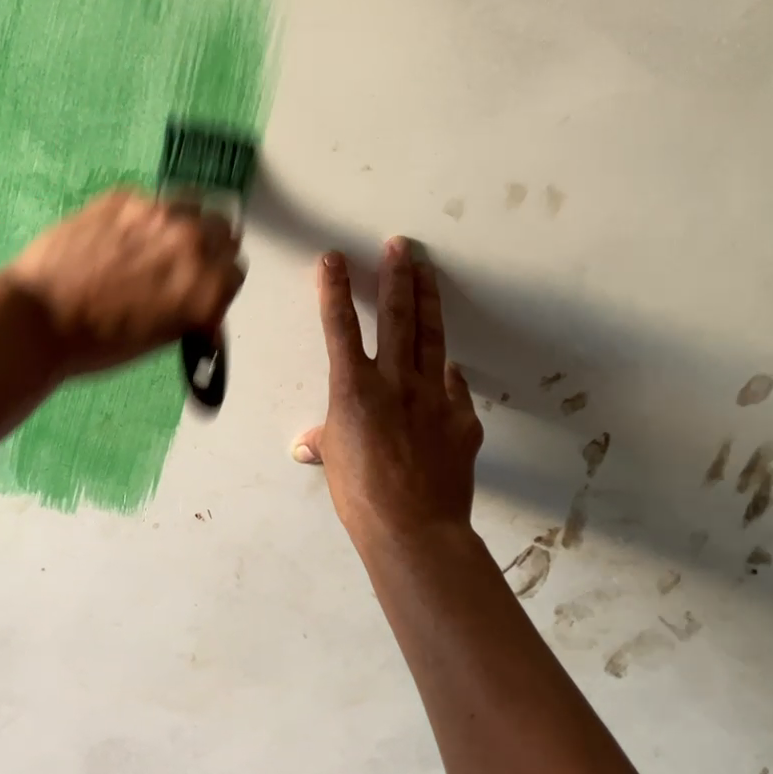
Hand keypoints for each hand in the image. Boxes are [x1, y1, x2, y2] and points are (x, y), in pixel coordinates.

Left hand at [4, 189, 244, 377]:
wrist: (36, 318)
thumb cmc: (97, 344)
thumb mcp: (160, 339)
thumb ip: (192, 313)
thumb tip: (204, 310)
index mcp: (207, 286)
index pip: (234, 274)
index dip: (215, 286)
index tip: (197, 292)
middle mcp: (192, 241)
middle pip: (222, 231)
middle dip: (206, 250)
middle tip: (176, 267)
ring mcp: (158, 212)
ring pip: (192, 205)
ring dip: (181, 224)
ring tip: (151, 245)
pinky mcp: (124, 196)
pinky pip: (151, 201)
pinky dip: (143, 218)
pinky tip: (116, 238)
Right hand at [292, 238, 483, 552]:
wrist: (414, 527)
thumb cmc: (360, 493)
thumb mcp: (334, 460)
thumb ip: (325, 441)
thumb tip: (310, 445)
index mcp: (353, 388)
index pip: (339, 327)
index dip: (333, 289)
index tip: (334, 259)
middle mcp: (395, 382)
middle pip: (396, 318)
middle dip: (396, 277)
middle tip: (401, 246)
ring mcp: (434, 396)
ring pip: (430, 337)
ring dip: (427, 301)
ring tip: (427, 271)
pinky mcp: (462, 418)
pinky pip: (454, 385)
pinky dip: (447, 372)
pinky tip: (447, 364)